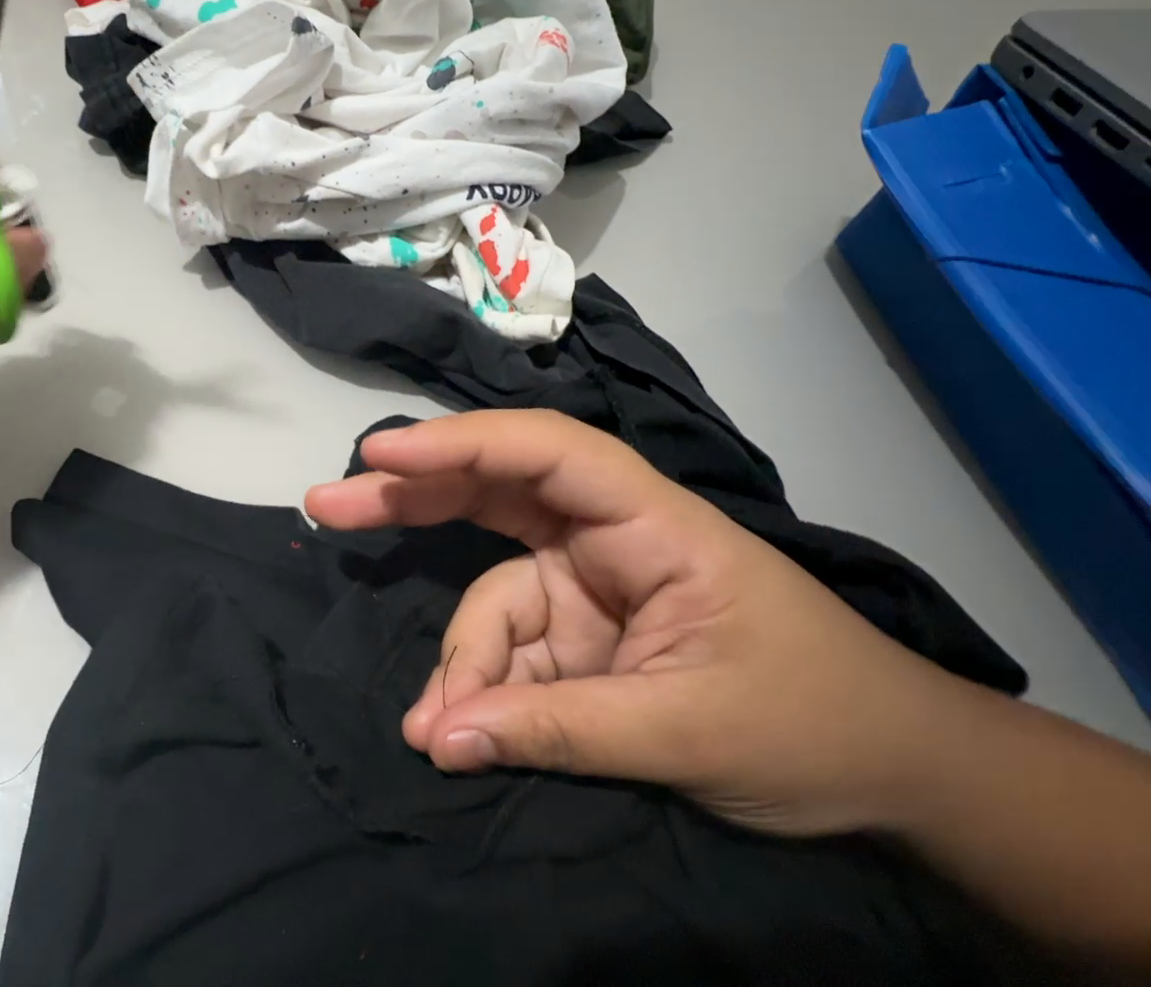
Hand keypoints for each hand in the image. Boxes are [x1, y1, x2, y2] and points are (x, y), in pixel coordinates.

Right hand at [303, 410, 990, 837]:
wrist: (897, 777)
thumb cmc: (819, 726)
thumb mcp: (688, 731)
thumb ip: (557, 728)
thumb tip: (438, 740)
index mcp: (653, 526)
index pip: (548, 455)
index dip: (462, 444)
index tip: (382, 455)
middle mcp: (608, 541)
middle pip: (494, 495)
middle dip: (409, 500)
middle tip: (325, 506)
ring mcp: (586, 591)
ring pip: (489, 597)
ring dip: (456, 662)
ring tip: (430, 731)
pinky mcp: (576, 641)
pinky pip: (506, 653)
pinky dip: (475, 691)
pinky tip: (455, 733)